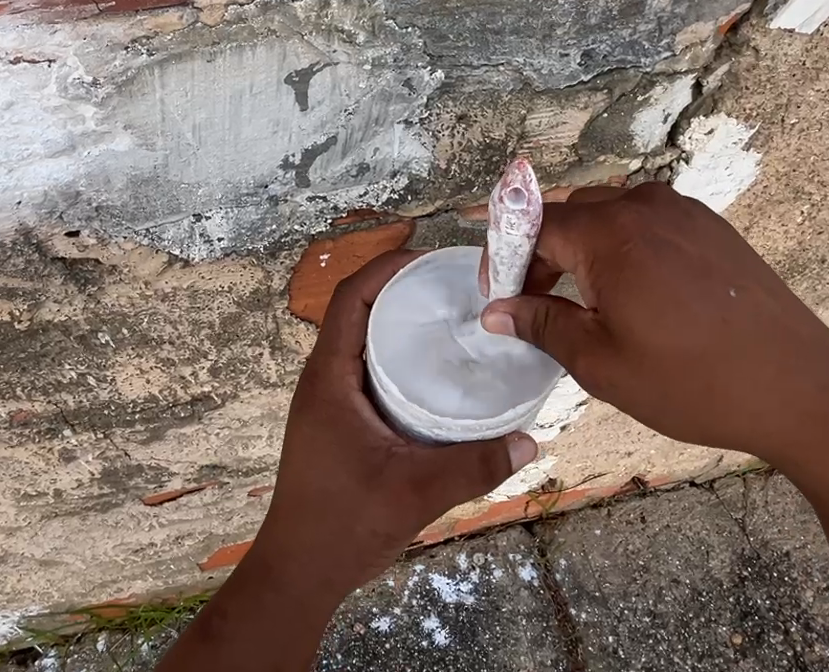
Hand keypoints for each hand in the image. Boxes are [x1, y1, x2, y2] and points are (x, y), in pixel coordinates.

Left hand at [256, 249, 538, 596]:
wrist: (299, 570)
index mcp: (329, 378)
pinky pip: (361, 366)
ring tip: (443, 318)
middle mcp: (321, 379)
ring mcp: (325, 399)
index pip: (349, 299)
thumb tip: (529, 440)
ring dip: (391, 320)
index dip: (383, 268)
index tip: (427, 257)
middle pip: (353, 310)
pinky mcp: (333, 418)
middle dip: (395, 288)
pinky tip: (428, 373)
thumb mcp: (415, 492)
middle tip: (448, 285)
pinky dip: (390, 353)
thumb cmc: (344, 524)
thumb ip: (473, 467)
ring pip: (357, 339)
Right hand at [479, 183, 828, 466]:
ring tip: (578, 295)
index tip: (498, 294)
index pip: (534, 224)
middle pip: (569, 211)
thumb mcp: (601, 362)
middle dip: (541, 250)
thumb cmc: (693, 382)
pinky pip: (647, 220)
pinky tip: (628, 287)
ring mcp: (684, 211)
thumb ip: (541, 324)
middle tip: (532, 299)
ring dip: (580, 245)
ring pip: (608, 211)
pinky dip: (621, 244)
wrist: (805, 392)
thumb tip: (496, 311)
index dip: (505, 256)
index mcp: (611, 232)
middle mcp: (645, 204)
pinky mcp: (712, 227)